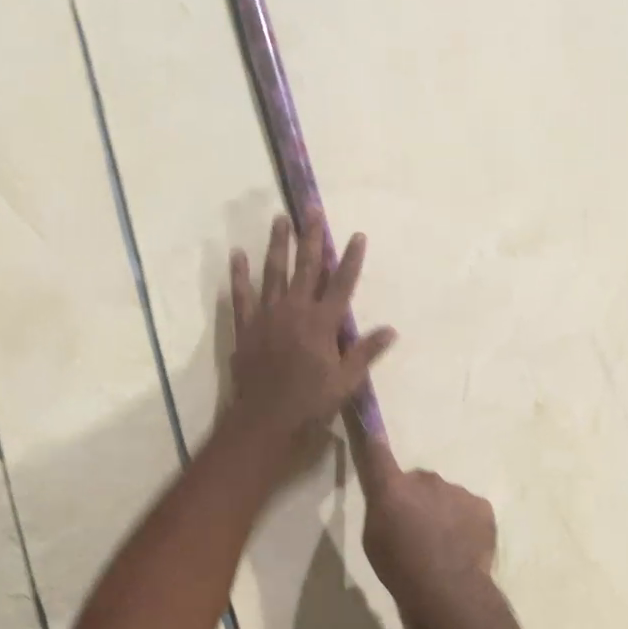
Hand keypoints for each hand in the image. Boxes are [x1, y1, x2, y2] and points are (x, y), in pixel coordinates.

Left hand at [225, 210, 394, 458]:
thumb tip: (391, 330)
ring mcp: (268, 316)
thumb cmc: (310, 404)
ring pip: (273, 272)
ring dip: (277, 245)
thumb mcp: (345, 382)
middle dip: (310, 237)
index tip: (356, 235)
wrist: (265, 419)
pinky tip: (237, 255)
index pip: (342, 283)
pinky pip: (241, 295)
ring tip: (279, 220)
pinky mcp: (246, 327)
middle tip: (310, 209)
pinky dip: (239, 275)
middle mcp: (296, 310)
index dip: (351, 259)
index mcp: (323, 323)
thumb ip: (365, 353)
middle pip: (305, 267)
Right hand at [360, 443, 497, 618]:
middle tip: (416, 531)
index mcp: (392, 489)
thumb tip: (396, 499)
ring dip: (442, 514)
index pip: (378, 455)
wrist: (446, 589)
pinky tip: (461, 548)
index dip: (374, 436)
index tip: (372, 414)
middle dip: (417, 500)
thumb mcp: (374, 539)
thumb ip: (383, 510)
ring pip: (446, 497)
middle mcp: (425, 480)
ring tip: (441, 546)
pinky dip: (465, 524)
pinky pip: (468, 510)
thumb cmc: (398, 567)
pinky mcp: (482, 506)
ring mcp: (457, 491)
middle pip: (419, 483)